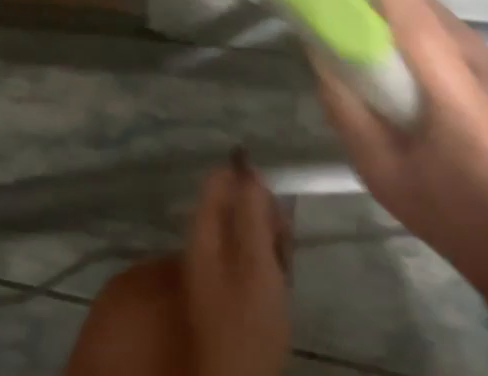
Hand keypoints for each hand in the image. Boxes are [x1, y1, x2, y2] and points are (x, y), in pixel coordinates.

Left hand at [181, 153, 292, 375]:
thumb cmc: (247, 319)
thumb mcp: (255, 260)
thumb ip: (251, 212)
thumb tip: (248, 168)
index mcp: (203, 231)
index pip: (219, 181)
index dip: (249, 181)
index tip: (275, 202)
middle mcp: (203, 242)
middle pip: (233, 206)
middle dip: (264, 215)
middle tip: (283, 241)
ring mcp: (214, 266)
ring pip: (244, 232)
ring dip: (268, 240)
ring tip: (283, 266)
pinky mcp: (227, 288)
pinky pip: (247, 257)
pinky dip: (266, 262)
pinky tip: (280, 280)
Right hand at [313, 0, 487, 300]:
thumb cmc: (453, 224)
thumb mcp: (381, 174)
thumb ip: (345, 105)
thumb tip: (319, 43)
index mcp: (468, 113)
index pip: (417, 22)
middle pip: (438, 21)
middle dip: (396, 10)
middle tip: (361, 16)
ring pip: (466, 38)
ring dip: (432, 42)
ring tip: (416, 80)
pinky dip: (465, 64)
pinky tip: (464, 103)